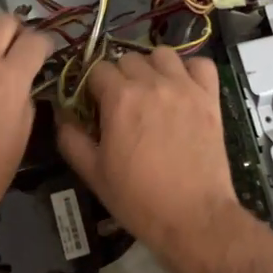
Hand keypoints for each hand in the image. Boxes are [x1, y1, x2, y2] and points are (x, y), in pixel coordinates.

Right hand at [57, 50, 239, 251]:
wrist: (193, 218)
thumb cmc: (138, 199)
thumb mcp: (93, 173)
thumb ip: (71, 138)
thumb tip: (62, 114)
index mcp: (119, 98)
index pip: (97, 69)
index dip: (93, 86)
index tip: (95, 105)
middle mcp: (151, 83)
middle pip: (128, 58)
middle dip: (120, 77)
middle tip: (122, 104)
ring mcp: (184, 88)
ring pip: (162, 54)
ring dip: (152, 67)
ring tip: (152, 91)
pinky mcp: (210, 98)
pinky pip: (201, 64)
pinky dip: (191, 70)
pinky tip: (183, 88)